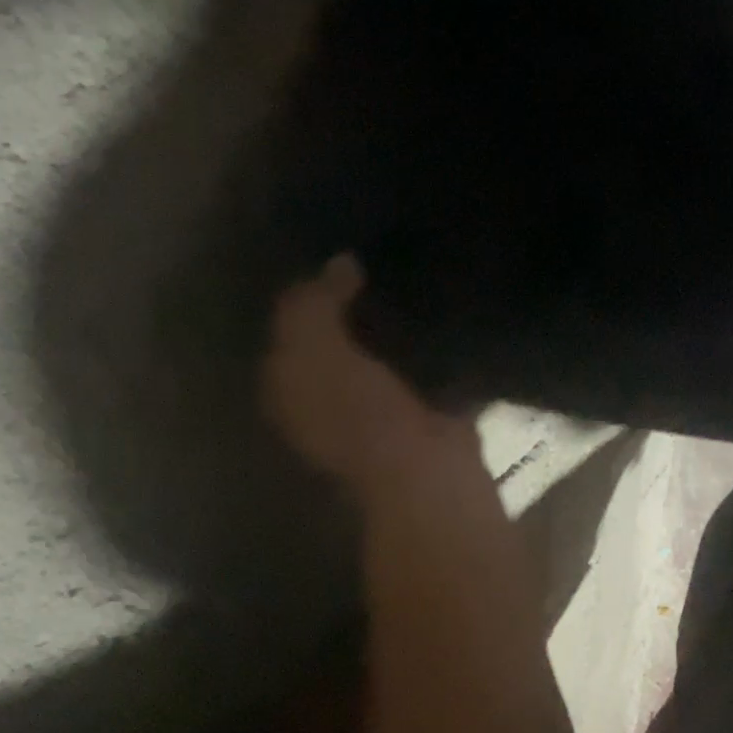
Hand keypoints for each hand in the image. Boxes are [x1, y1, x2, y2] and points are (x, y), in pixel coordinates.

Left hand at [262, 254, 480, 496]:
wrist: (427, 470)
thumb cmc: (361, 414)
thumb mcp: (318, 348)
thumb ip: (315, 303)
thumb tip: (340, 262)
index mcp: (288, 387)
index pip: (291, 329)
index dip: (312, 295)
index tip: (346, 264)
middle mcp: (324, 402)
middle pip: (336, 344)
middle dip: (356, 313)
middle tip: (385, 271)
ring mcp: (376, 414)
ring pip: (380, 360)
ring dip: (395, 333)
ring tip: (418, 291)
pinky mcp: (424, 419)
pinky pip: (422, 375)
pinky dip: (430, 355)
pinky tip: (443, 327)